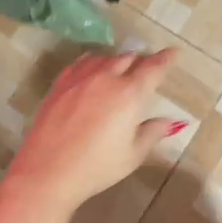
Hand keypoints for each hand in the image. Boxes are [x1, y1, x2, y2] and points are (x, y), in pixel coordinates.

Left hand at [2, 50, 181, 210]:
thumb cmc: (96, 167)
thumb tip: (169, 121)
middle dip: (141, 61)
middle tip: (146, 69)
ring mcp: (80, 78)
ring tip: (120, 70)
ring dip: (117, 60)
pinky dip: (94, 63)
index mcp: (129, 94)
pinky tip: (93, 72)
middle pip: (128, 58)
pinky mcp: (60, 83)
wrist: (48, 170)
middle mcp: (106, 78)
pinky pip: (82, 63)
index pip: (153, 68)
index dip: (165, 59)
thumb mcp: (132, 155)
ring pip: (105, 57)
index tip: (173, 52)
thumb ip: (151, 133)